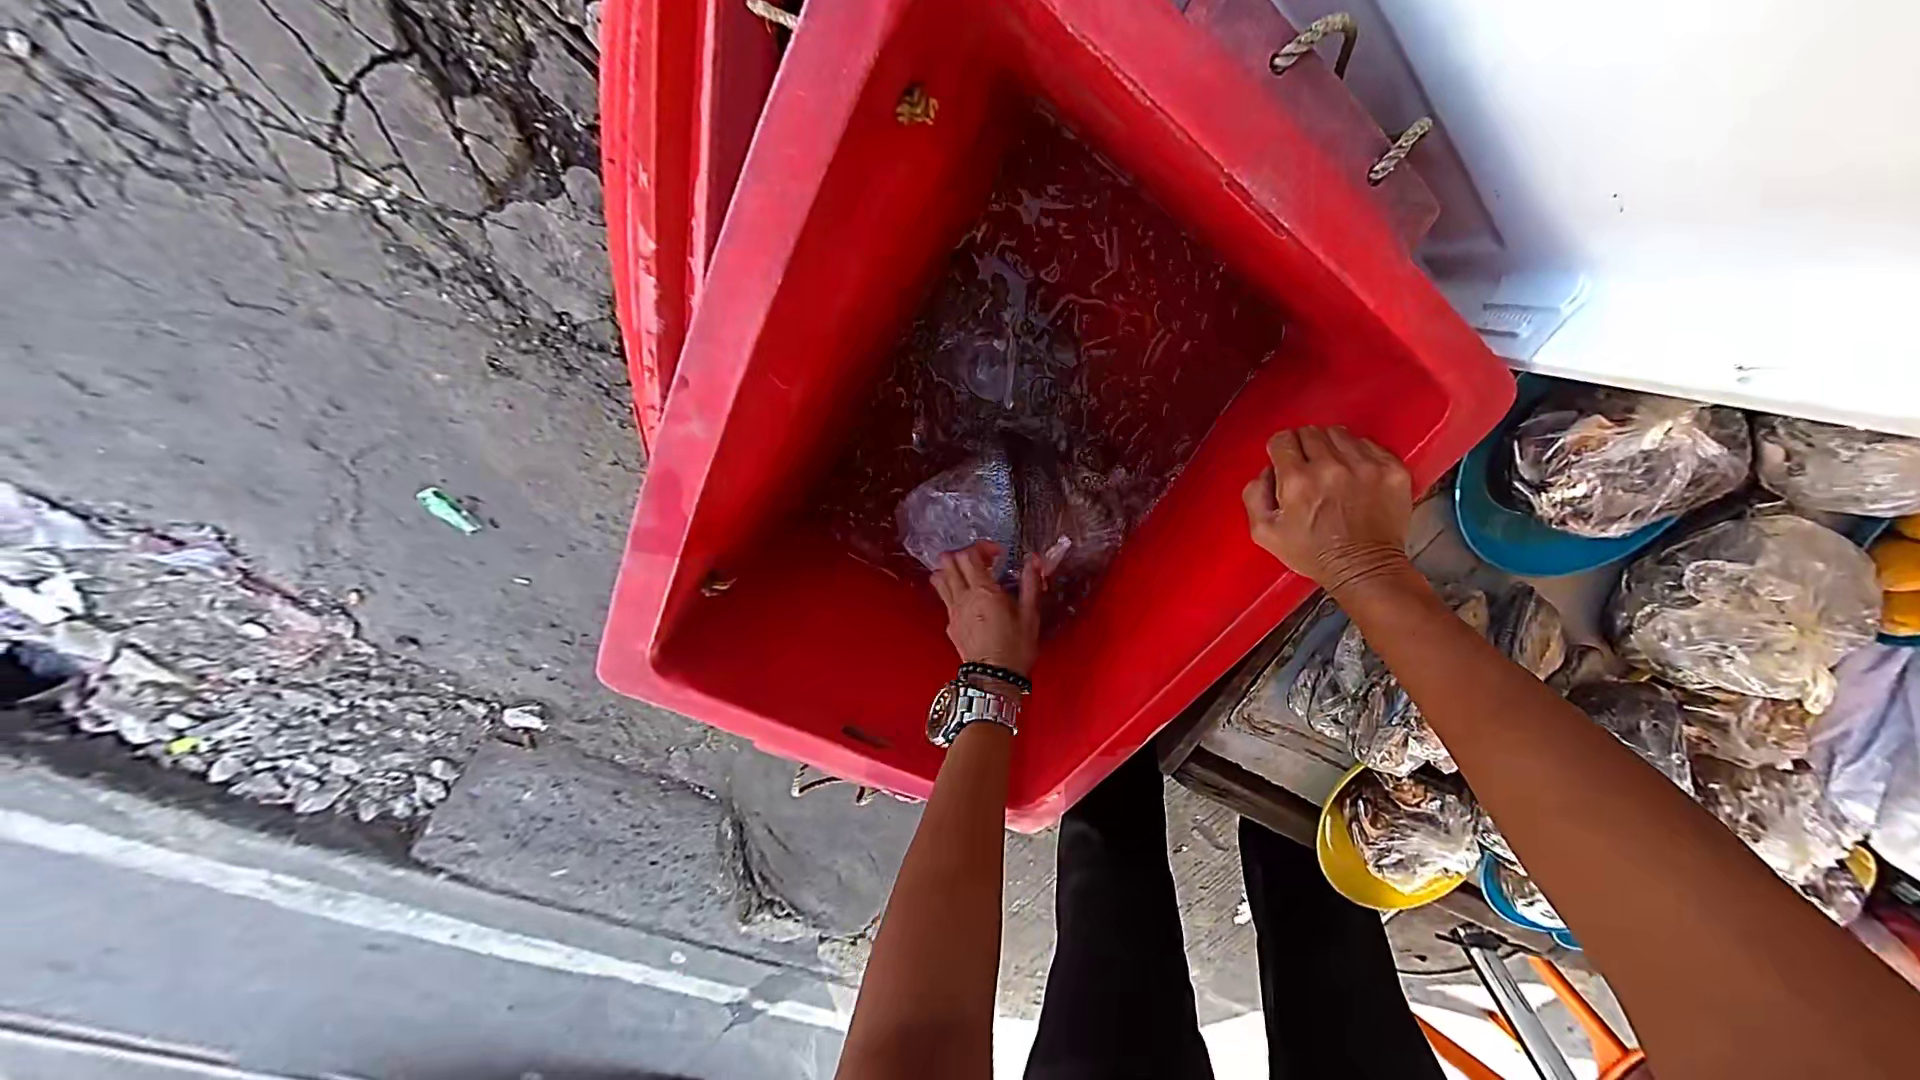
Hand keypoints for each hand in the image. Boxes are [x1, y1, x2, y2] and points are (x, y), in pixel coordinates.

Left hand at [929, 542, 1040, 676]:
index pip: (969, 555)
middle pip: (948, 562)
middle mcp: (963, 597)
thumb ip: (1030, 583)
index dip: (981, 547)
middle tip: (983, 561)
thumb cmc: (1016, 647)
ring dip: (952, 570)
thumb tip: (1034, 560)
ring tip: (970, 575)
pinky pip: (944, 598)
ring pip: (939, 578)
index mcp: (984, 592)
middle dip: (964, 554)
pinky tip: (968, 598)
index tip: (997, 554)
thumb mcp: (1030, 613)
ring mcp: (953, 611)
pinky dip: (952, 589)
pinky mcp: (950, 624)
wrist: (995, 678)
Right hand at [1241, 426, 1414, 597]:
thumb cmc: (1312, 553)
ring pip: (1339, 433)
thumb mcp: (1263, 532)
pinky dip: (1357, 453)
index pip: (1283, 439)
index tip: (1284, 461)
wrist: (1364, 568)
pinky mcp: (1392, 470)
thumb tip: (1267, 470)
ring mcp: (1366, 466)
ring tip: (1331, 469)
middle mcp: (1332, 467)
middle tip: (1307, 467)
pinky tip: (1354, 473)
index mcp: (1297, 480)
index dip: (1280, 449)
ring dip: (1330, 446)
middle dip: (1303, 446)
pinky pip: (1368, 443)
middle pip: (1310, 432)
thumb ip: (1254, 494)